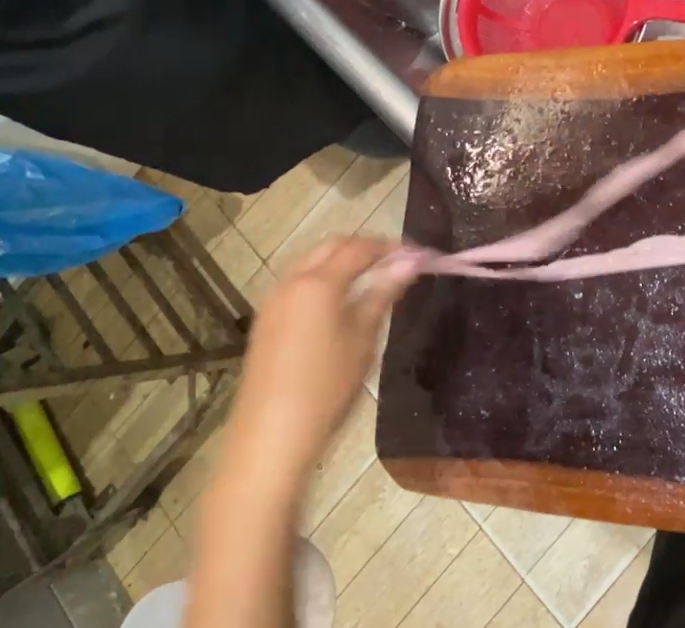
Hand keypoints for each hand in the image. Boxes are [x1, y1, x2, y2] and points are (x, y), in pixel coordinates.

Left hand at [225, 237, 417, 486]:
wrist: (270, 437)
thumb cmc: (326, 389)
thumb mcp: (364, 340)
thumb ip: (384, 294)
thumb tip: (410, 262)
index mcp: (318, 283)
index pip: (360, 248)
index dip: (392, 247)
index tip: (419, 255)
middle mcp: (291, 282)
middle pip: (332, 246)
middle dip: (365, 247)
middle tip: (397, 263)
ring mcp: (272, 301)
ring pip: (312, 262)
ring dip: (342, 262)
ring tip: (373, 281)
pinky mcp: (265, 321)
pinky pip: (298, 283)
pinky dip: (323, 280)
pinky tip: (340, 304)